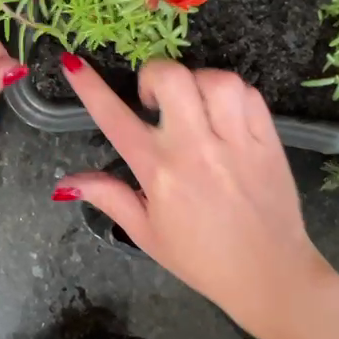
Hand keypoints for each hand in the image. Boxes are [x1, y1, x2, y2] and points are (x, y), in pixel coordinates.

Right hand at [57, 55, 337, 336]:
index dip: (89, 87)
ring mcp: (236, 141)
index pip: (115, 118)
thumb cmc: (201, 258)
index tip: (73, 63)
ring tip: (194, 104)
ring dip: (198, 82)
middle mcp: (195, 148)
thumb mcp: (146, 234)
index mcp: (159, 172)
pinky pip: (248, 94)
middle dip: (154, 74)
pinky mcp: (267, 140)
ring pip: (215, 79)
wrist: (270, 275)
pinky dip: (233, 93)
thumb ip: (109, 198)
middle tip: (155, 99)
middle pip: (171, 78)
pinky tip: (224, 113)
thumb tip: (68, 181)